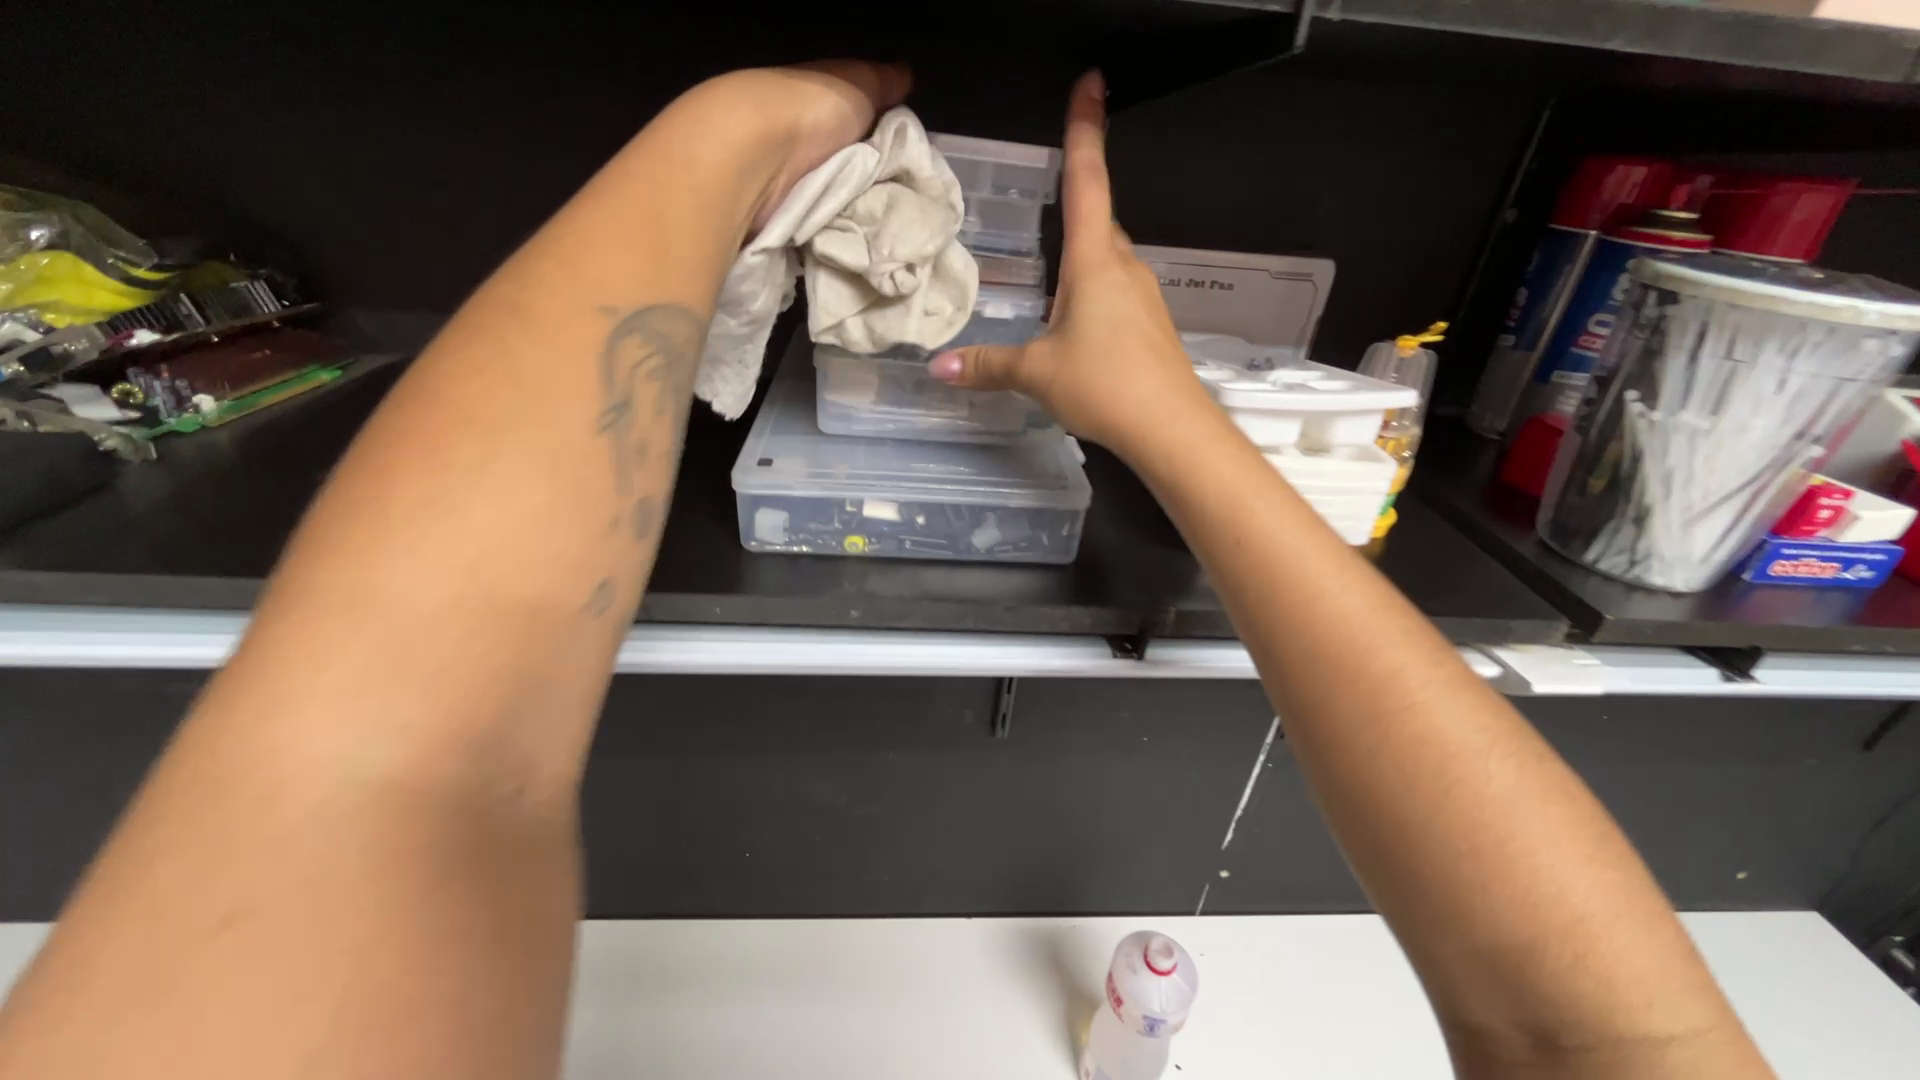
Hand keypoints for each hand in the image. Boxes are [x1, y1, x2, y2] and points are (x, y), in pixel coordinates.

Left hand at [685, 62, 912, 233]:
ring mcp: (796, 185)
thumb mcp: (857, 83)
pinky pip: (824, 232)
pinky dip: (841, 238)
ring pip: (842, 206)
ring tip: (894, 230)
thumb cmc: (808, 108)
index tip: (918, 169)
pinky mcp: (787, 220)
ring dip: (862, 217)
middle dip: (880, 188)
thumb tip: (905, 74)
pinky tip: (864, 244)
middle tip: (911, 205)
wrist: (757, 152)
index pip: (863, 130)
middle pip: (854, 173)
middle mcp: (807, 147)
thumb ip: (883, 83)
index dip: (890, 148)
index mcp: (821, 108)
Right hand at [925, 71, 1211, 460]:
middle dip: (1077, 197)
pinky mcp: (1149, 325)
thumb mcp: (1037, 374)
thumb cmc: (1105, 385)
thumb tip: (938, 367)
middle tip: (1052, 185)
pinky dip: (1092, 289)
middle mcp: (1123, 268)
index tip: (1092, 85)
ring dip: (1082, 253)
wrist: (1171, 428)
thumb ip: (988, 365)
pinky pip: (1116, 290)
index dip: (1085, 131)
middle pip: (1097, 219)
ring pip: (1107, 258)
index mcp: (1094, 262)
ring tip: (1050, 269)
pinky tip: (1075, 319)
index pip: (1087, 181)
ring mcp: (1142, 296)